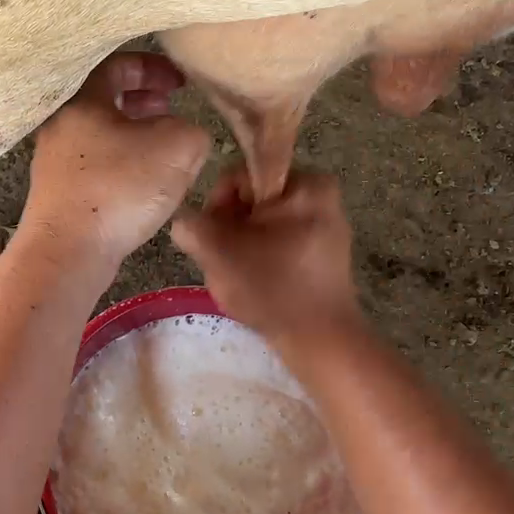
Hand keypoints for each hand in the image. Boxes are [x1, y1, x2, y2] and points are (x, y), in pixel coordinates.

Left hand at [22, 53, 210, 265]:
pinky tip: (141, 186)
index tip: (179, 83)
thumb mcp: (178, 146)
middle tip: (170, 109)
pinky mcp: (56, 194)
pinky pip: (92, 166)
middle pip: (102, 100)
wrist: (67, 251)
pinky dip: (119, 164)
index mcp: (80, 101)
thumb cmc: (119, 189)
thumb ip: (190, 128)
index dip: (152, 68)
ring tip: (161, 148)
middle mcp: (59, 126)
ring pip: (97, 134)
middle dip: (141, 100)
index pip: (114, 66)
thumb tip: (181, 133)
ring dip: (131, 135)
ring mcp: (52, 162)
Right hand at [170, 167, 366, 346]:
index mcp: (303, 183)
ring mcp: (326, 222)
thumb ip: (191, 226)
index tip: (213, 236)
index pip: (238, 175)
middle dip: (230, 225)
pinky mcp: (325, 249)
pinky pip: (280, 238)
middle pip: (251, 197)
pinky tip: (256, 279)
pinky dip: (261, 253)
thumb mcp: (217, 252)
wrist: (320, 338)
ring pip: (262, 220)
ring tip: (238, 271)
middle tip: (223, 257)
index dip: (216, 204)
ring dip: (242, 241)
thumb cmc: (271, 287)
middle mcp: (321, 193)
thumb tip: (186, 222)